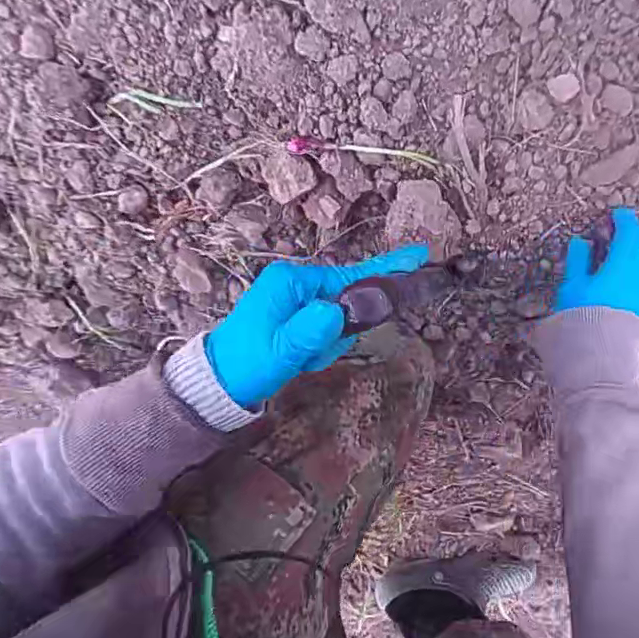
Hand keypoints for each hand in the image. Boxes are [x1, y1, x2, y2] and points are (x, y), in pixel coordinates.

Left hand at [205, 244, 428, 407]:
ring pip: (341, 318)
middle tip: (313, 354)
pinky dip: (321, 346)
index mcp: (292, 282)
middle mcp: (297, 283)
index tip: (419, 255)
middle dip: (340, 331)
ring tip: (302, 359)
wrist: (219, 382)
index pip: (350, 275)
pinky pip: (329, 327)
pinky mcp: (299, 314)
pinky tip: (302, 358)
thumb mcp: (280, 352)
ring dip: (328, 343)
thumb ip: (309, 332)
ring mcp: (298, 298)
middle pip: (349, 299)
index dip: (387, 269)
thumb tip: (336, 312)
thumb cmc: (247, 364)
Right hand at [552, 207, 638, 329]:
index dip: (623, 218)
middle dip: (637, 233)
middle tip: (621, 234)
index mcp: (625, 260)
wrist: (602, 352)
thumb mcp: (573, 285)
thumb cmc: (583, 316)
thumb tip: (581, 243)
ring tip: (623, 259)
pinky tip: (629, 281)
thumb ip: (578, 260)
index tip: (615, 215)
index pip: (630, 229)